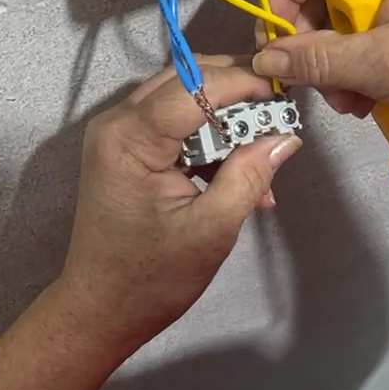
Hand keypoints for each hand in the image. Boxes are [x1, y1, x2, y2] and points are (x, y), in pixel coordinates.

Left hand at [57, 58, 301, 354]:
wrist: (101, 309)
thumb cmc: (152, 277)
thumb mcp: (211, 229)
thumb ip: (249, 176)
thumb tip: (287, 138)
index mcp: (130, 139)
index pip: (192, 87)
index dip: (239, 82)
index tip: (283, 91)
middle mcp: (117, 123)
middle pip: (183, 80)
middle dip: (234, 86)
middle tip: (280, 103)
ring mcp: (117, 133)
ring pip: (179, 95)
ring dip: (222, 110)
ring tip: (265, 136)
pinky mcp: (124, 147)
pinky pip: (171, 120)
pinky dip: (206, 132)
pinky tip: (239, 163)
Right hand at [251, 0, 388, 144]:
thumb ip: (319, 59)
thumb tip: (263, 58)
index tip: (272, 48)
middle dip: (316, 44)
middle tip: (322, 89)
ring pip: (342, 22)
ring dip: (336, 66)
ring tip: (354, 102)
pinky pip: (366, 39)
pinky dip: (358, 72)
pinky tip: (371, 100)